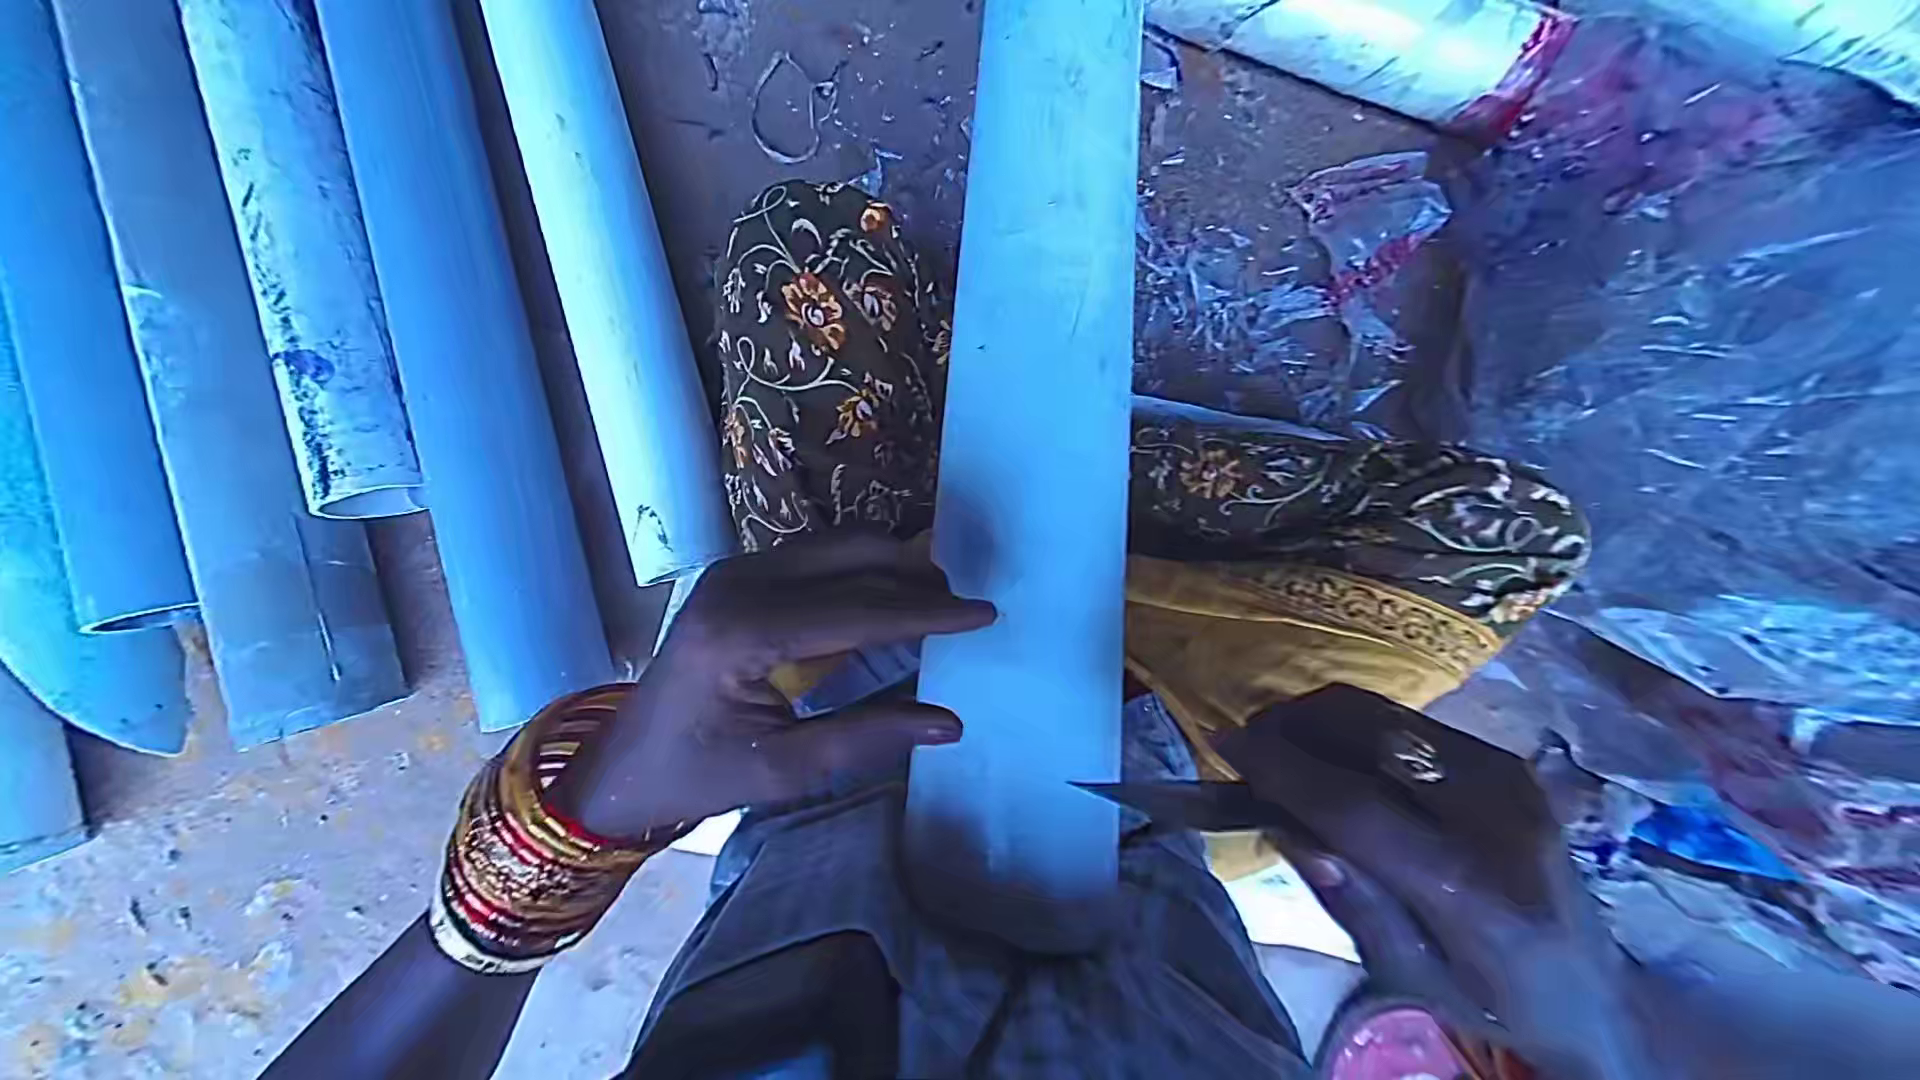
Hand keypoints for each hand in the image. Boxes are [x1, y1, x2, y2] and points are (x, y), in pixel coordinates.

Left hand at [547, 532, 996, 840]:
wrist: (624, 761)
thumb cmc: (699, 774)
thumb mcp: (784, 770)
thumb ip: (868, 738)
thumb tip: (950, 723)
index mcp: (745, 633)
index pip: (860, 610)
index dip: (929, 612)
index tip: (984, 614)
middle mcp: (740, 583)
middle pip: (854, 558)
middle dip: (917, 579)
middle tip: (962, 607)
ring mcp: (736, 570)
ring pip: (838, 545)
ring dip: (893, 565)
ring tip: (934, 599)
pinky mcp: (739, 572)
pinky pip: (819, 554)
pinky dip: (863, 568)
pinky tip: (887, 594)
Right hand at [1220, 717, 1657, 1078]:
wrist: (1597, 988)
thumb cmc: (1488, 996)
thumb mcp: (1409, 977)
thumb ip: (1347, 899)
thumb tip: (1282, 824)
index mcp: (1478, 893)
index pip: (1356, 807)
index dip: (1280, 767)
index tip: (1224, 744)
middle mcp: (1498, 816)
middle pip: (1366, 732)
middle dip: (1290, 725)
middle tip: (1251, 745)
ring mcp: (1505, 774)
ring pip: (1376, 711)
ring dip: (1312, 716)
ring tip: (1281, 745)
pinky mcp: (1499, 755)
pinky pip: (1395, 716)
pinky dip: (1343, 722)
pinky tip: (1327, 751)